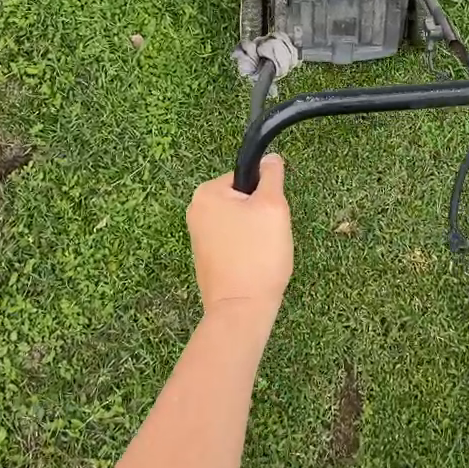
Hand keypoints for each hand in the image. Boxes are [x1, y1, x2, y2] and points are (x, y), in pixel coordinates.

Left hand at [186, 154, 292, 316]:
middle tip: (268, 237)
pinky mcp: (205, 258)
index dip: (265, 195)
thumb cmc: (258, 254)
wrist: (241, 309)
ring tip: (262, 253)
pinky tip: (253, 264)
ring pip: (240, 222)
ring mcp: (198, 236)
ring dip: (255, 233)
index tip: (270, 217)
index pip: (246, 178)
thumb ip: (272, 176)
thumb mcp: (273, 206)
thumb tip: (271, 158)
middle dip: (260, 216)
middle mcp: (196, 211)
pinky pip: (233, 241)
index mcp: (206, 193)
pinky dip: (247, 249)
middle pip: (242, 200)